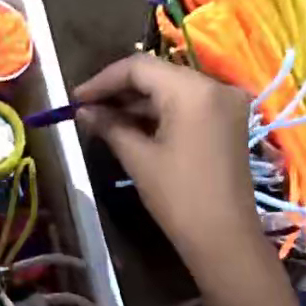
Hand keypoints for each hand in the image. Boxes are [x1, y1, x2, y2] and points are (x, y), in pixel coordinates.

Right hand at [74, 54, 260, 273]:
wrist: (224, 238)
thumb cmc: (178, 198)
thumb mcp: (139, 159)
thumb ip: (110, 126)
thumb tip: (83, 111)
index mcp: (193, 90)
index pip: (139, 67)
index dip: (103, 80)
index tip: (75, 99)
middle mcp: (215, 86)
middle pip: (158, 74)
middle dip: (120, 90)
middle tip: (87, 109)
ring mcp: (227, 103)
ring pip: (173, 89)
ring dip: (139, 102)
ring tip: (104, 119)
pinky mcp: (230, 122)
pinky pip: (189, 105)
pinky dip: (162, 112)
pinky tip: (133, 126)